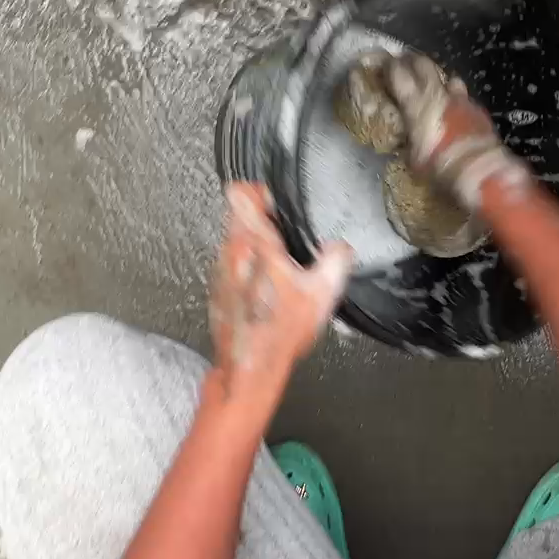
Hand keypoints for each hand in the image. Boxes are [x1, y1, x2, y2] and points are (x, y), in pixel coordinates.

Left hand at [209, 183, 353, 397]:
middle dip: (262, 220)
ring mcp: (219, 272)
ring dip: (254, 246)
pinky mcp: (217, 291)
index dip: (260, 191)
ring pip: (233, 241)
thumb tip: (341, 248)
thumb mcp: (323, 292)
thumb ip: (336, 260)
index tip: (276, 202)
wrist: (251, 367)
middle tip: (285, 235)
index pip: (241, 193)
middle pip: (237, 215)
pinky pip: (232, 267)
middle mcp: (230, 253)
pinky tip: (268, 289)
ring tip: (279, 264)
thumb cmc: (280, 331)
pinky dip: (248, 269)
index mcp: (254, 244)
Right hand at [355, 52, 529, 208]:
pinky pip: (464, 96)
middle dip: (412, 60)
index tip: (383, 65)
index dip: (389, 66)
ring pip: (447, 76)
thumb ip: (410, 142)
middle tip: (404, 63)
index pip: (397, 73)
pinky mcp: (476, 108)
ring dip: (439, 79)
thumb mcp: (415, 158)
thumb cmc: (440, 166)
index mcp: (415, 103)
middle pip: (422, 63)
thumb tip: (408, 140)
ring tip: (433, 85)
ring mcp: (460, 98)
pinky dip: (457, 98)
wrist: (478, 169)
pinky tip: (456, 107)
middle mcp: (437, 94)